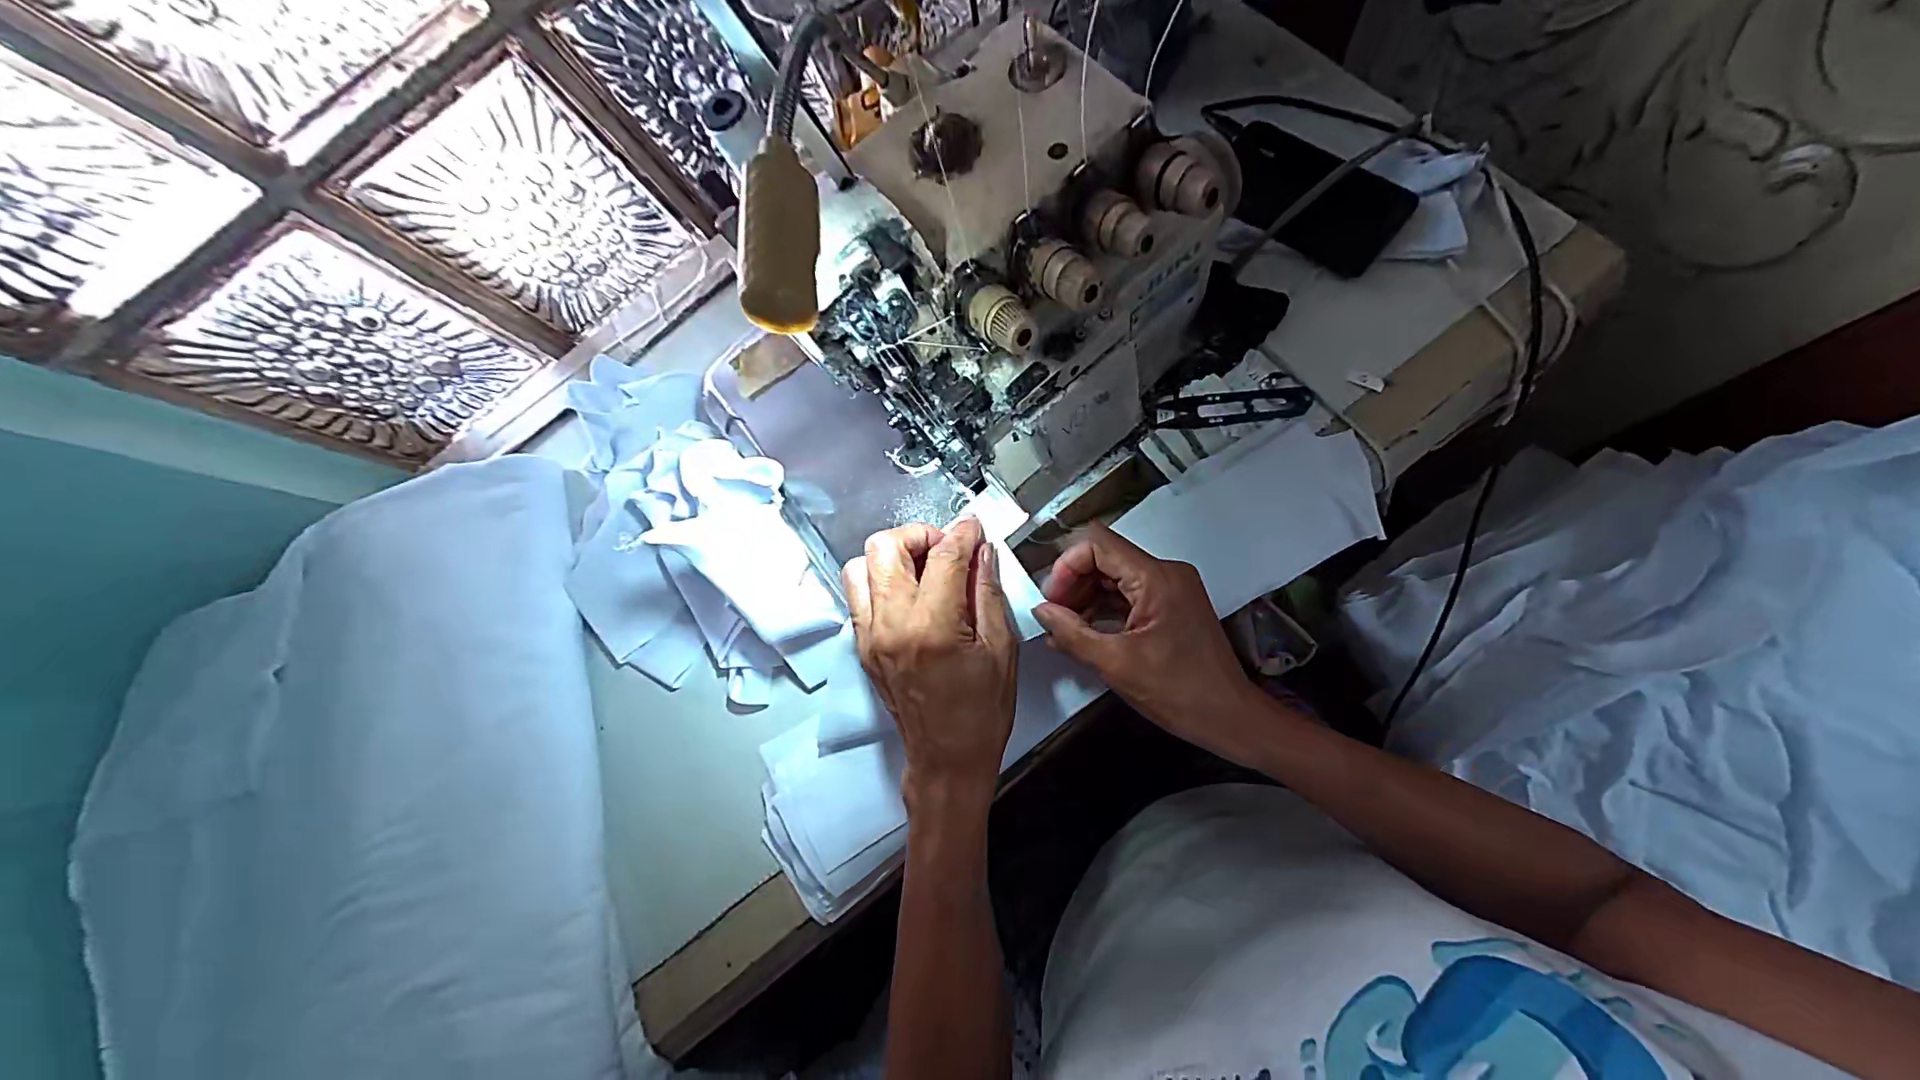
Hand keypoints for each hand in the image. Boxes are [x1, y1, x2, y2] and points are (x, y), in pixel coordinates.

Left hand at [843, 517, 1017, 815]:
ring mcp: (871, 636)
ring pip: (861, 565)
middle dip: (920, 535)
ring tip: (923, 567)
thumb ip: (988, 593)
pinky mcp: (863, 647)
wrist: (946, 758)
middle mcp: (892, 627)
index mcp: (932, 628)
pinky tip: (909, 590)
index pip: (943, 557)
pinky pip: (857, 594)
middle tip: (946, 547)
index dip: (963, 534)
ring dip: (893, 555)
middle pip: (887, 547)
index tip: (974, 528)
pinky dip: (879, 579)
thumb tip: (983, 554)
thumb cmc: (979, 715)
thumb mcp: (1001, 649)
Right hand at [1033, 523, 1267, 764]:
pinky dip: (1103, 610)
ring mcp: (1170, 590)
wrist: (1228, 717)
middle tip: (1054, 615)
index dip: (1067, 567)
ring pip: (1113, 578)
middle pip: (1104, 559)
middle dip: (1073, 585)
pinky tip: (1084, 633)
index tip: (1052, 597)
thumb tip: (1043, 613)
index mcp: (1158, 580)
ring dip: (1085, 599)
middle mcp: (1167, 575)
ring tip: (1064, 629)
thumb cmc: (1185, 693)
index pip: (1098, 545)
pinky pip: (1127, 596)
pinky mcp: (1169, 606)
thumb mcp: (1115, 664)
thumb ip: (1071, 634)